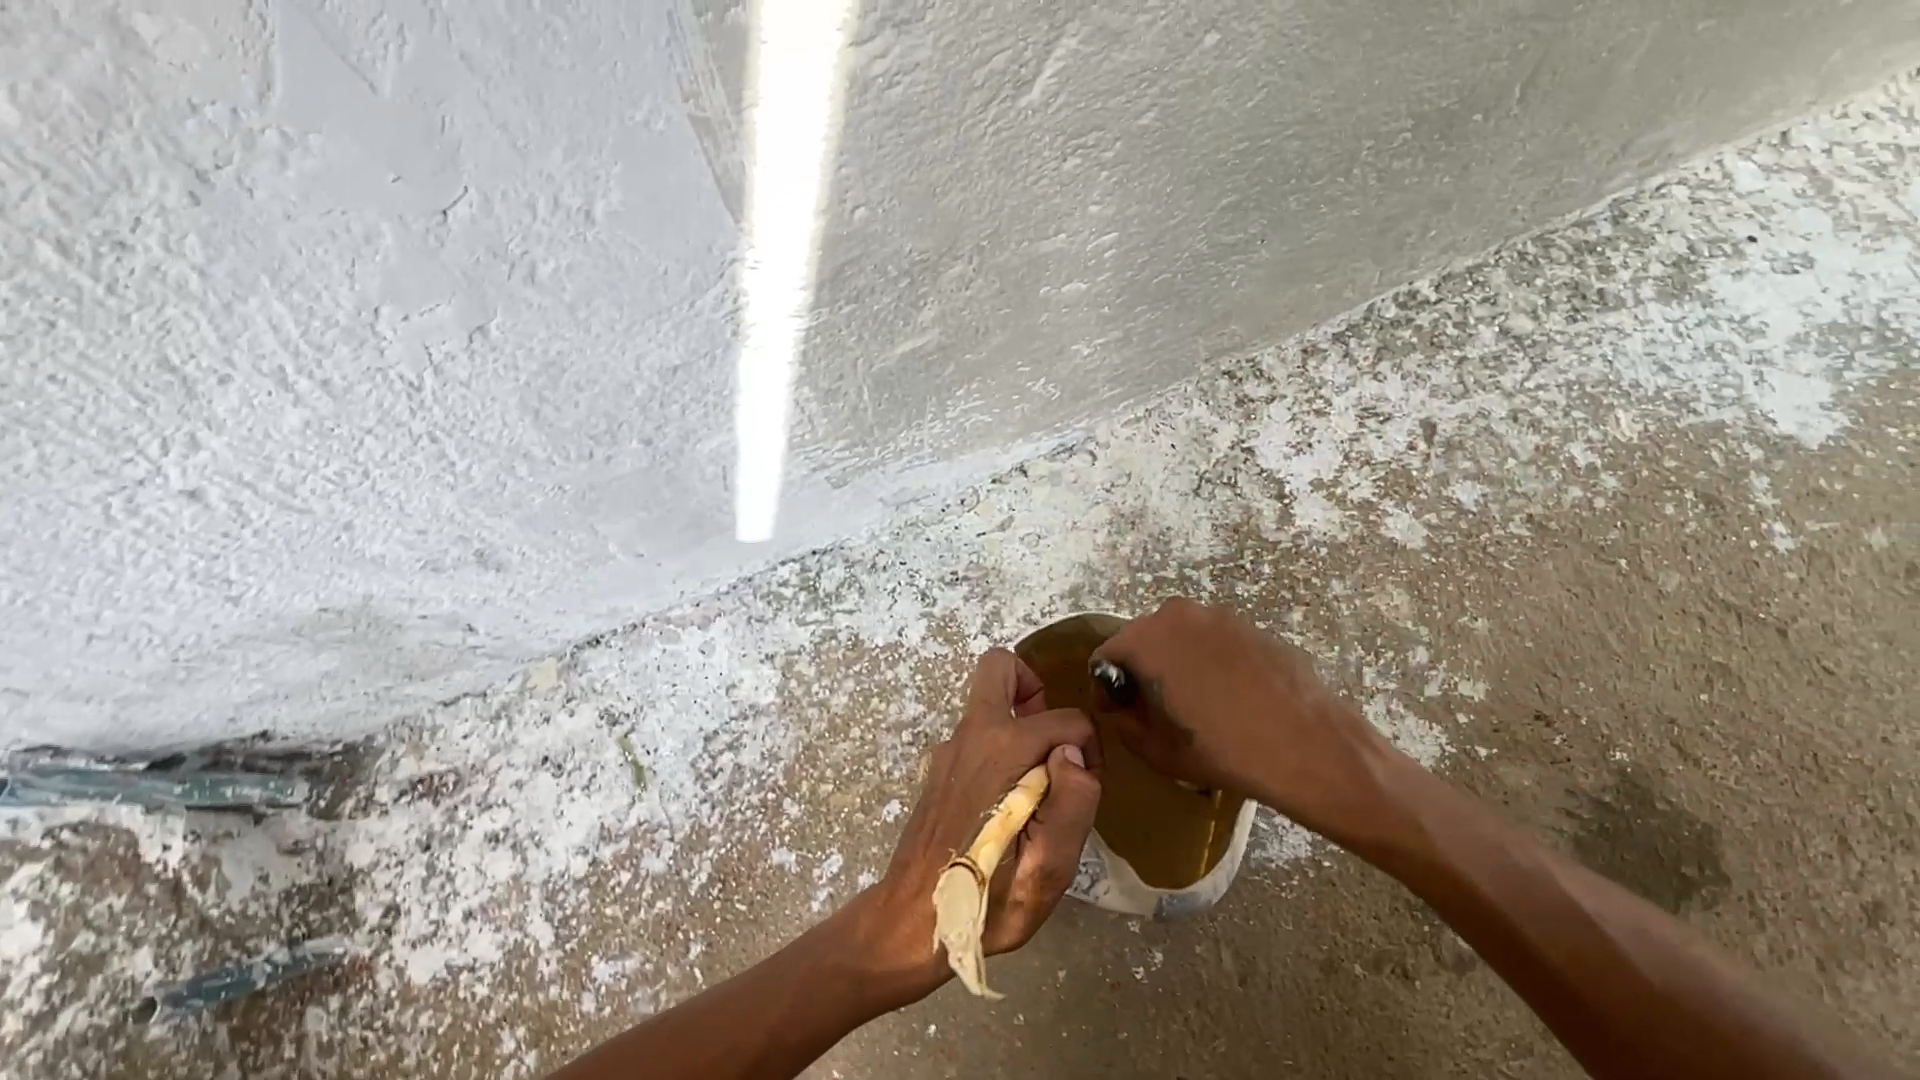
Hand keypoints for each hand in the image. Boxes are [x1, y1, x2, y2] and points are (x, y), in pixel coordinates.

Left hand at [849, 649, 1101, 999]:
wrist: (916, 921)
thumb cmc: (991, 897)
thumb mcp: (1051, 864)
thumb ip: (1074, 799)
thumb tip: (1073, 753)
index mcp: (1003, 749)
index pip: (1068, 720)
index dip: (1089, 750)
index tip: (1084, 788)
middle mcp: (972, 735)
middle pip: (1000, 667)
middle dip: (1035, 690)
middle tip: (1050, 747)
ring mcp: (949, 750)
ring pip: (987, 704)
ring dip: (1018, 724)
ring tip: (1033, 789)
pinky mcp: (939, 770)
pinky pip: (977, 736)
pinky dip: (998, 749)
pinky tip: (1005, 806)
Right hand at [1092, 597, 1396, 842]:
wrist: (1309, 747)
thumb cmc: (1222, 750)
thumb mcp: (1157, 750)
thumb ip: (1126, 724)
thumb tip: (1123, 710)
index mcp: (1147, 638)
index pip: (1106, 655)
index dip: (1106, 687)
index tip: (1119, 714)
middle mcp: (1180, 615)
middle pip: (1144, 640)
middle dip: (1142, 671)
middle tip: (1154, 710)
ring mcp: (1223, 617)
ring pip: (1183, 639)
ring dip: (1178, 665)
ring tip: (1196, 706)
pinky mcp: (1256, 628)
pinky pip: (1218, 644)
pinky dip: (1214, 665)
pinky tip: (1232, 700)